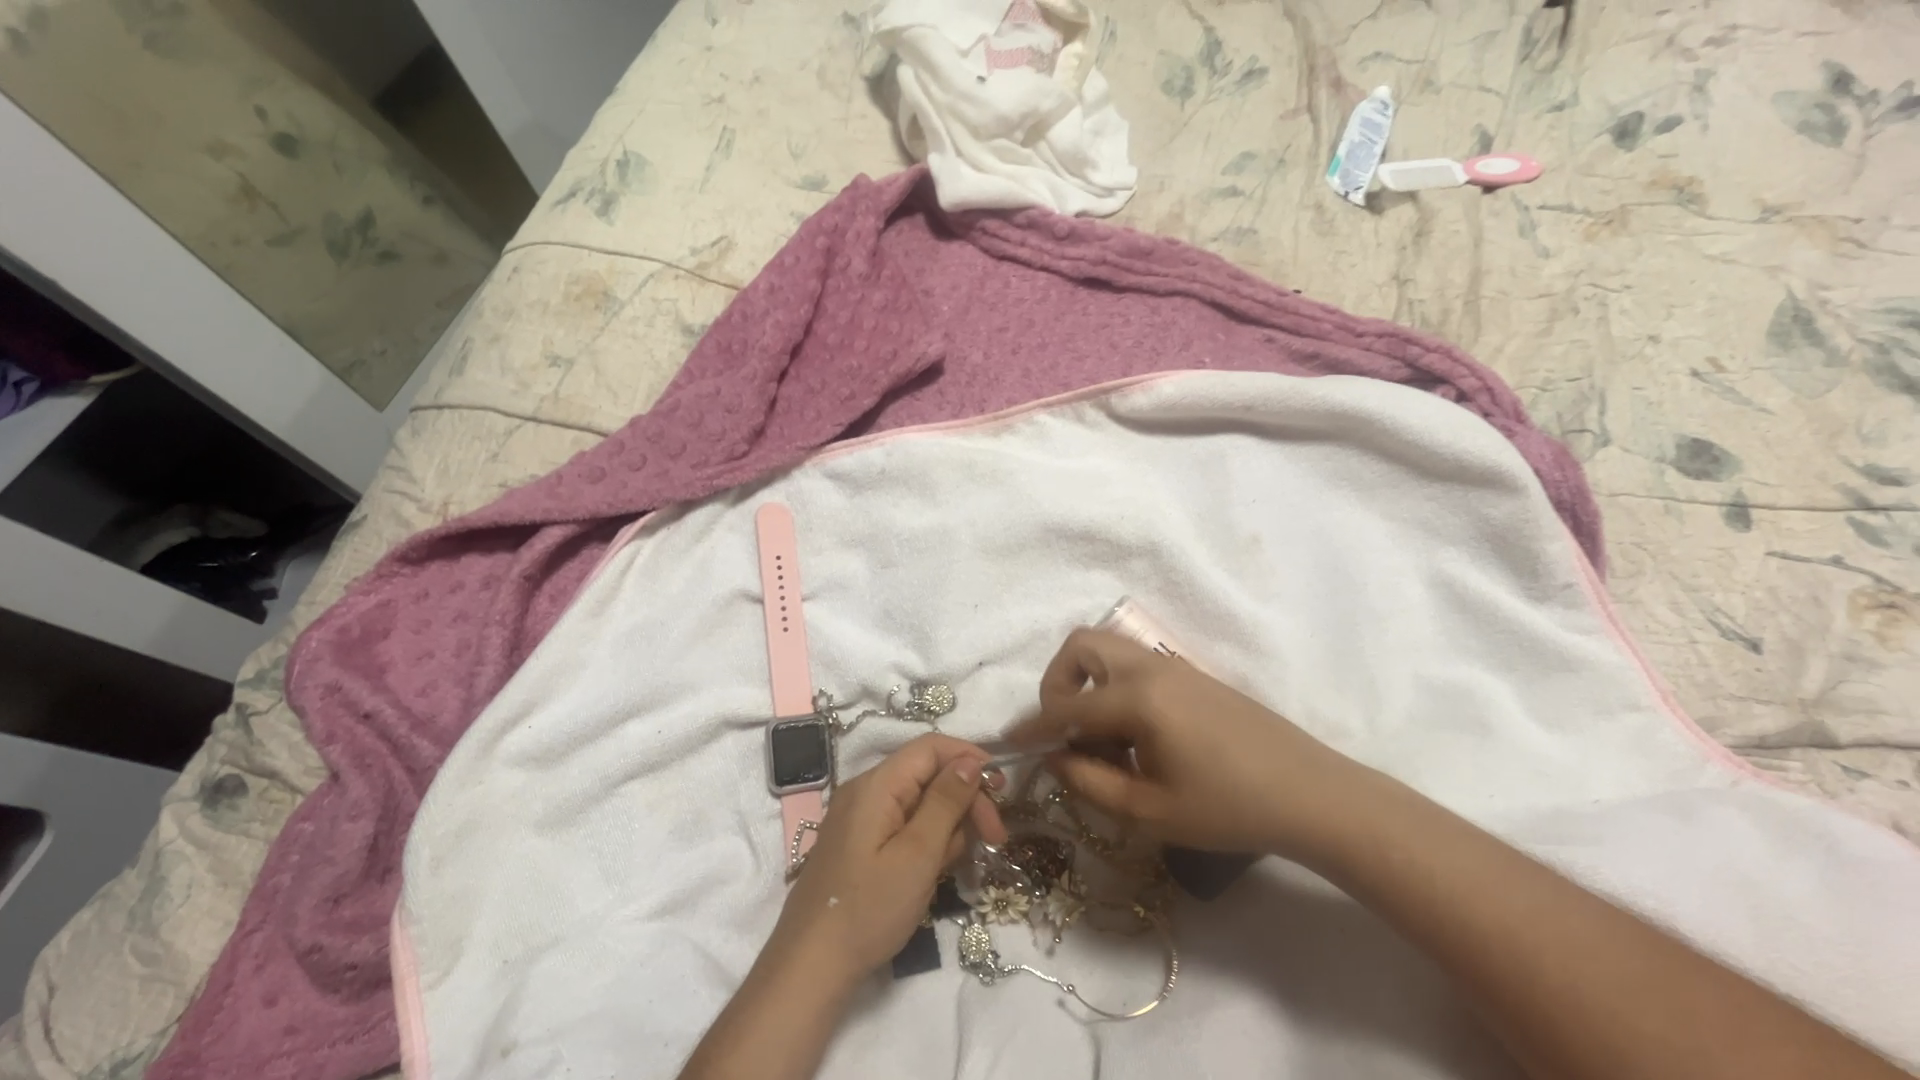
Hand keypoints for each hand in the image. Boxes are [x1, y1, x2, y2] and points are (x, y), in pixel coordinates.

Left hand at [761, 734, 1008, 986]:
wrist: (812, 965)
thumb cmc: (869, 909)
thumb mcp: (918, 854)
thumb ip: (945, 802)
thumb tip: (971, 761)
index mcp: (876, 786)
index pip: (930, 747)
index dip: (970, 759)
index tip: (1003, 792)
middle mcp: (865, 792)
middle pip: (928, 775)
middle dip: (965, 800)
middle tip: (995, 840)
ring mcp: (860, 820)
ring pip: (920, 804)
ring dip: (947, 828)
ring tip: (951, 868)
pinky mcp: (861, 845)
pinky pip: (904, 827)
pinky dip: (927, 844)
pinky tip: (933, 874)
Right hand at [1010, 628, 1367, 860]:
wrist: (1311, 794)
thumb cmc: (1227, 808)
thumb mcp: (1148, 811)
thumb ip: (1089, 782)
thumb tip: (1054, 758)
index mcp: (1138, 699)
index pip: (1066, 706)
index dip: (1033, 726)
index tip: (1008, 742)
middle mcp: (1152, 669)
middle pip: (1082, 645)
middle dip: (1057, 682)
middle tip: (1063, 729)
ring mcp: (1176, 668)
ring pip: (1110, 651)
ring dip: (1089, 685)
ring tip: (1102, 742)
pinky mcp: (1194, 678)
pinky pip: (1137, 667)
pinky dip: (1116, 689)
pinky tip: (1136, 741)